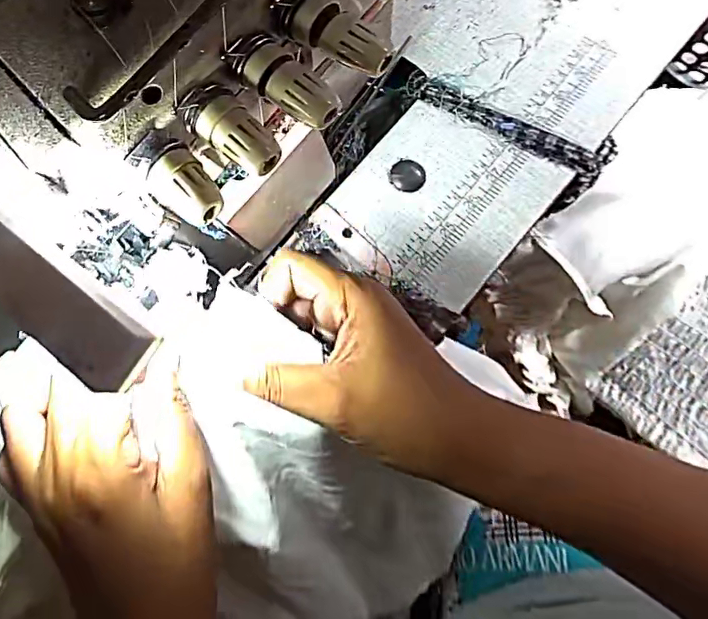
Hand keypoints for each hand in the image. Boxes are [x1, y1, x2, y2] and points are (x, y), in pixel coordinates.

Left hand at [0, 354, 215, 618]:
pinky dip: (28, 437)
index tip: (148, 382)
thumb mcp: (190, 483)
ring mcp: (35, 494)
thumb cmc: (174, 565)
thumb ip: (175, 415)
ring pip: (18, 417)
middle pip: (49, 391)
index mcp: (92, 461)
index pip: (91, 381)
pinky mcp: (32, 511)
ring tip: (92, 411)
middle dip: (88, 381)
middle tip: (127, 400)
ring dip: (49, 403)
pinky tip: (65, 441)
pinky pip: (10, 456)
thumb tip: (164, 364)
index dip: (124, 371)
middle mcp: (52, 473)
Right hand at [243, 249, 488, 479]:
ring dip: (293, 344)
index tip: (263, 335)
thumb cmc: (415, 414)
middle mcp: (357, 298)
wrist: (462, 439)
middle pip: (295, 291)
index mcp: (352, 295)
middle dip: (277, 325)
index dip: (268, 296)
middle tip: (273, 364)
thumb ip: (281, 383)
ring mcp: (363, 319)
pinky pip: (323, 336)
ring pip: (307, 316)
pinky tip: (312, 385)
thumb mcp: (335, 400)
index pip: (289, 268)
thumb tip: (244, 373)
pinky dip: (309, 357)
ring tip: (295, 379)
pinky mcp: (366, 340)